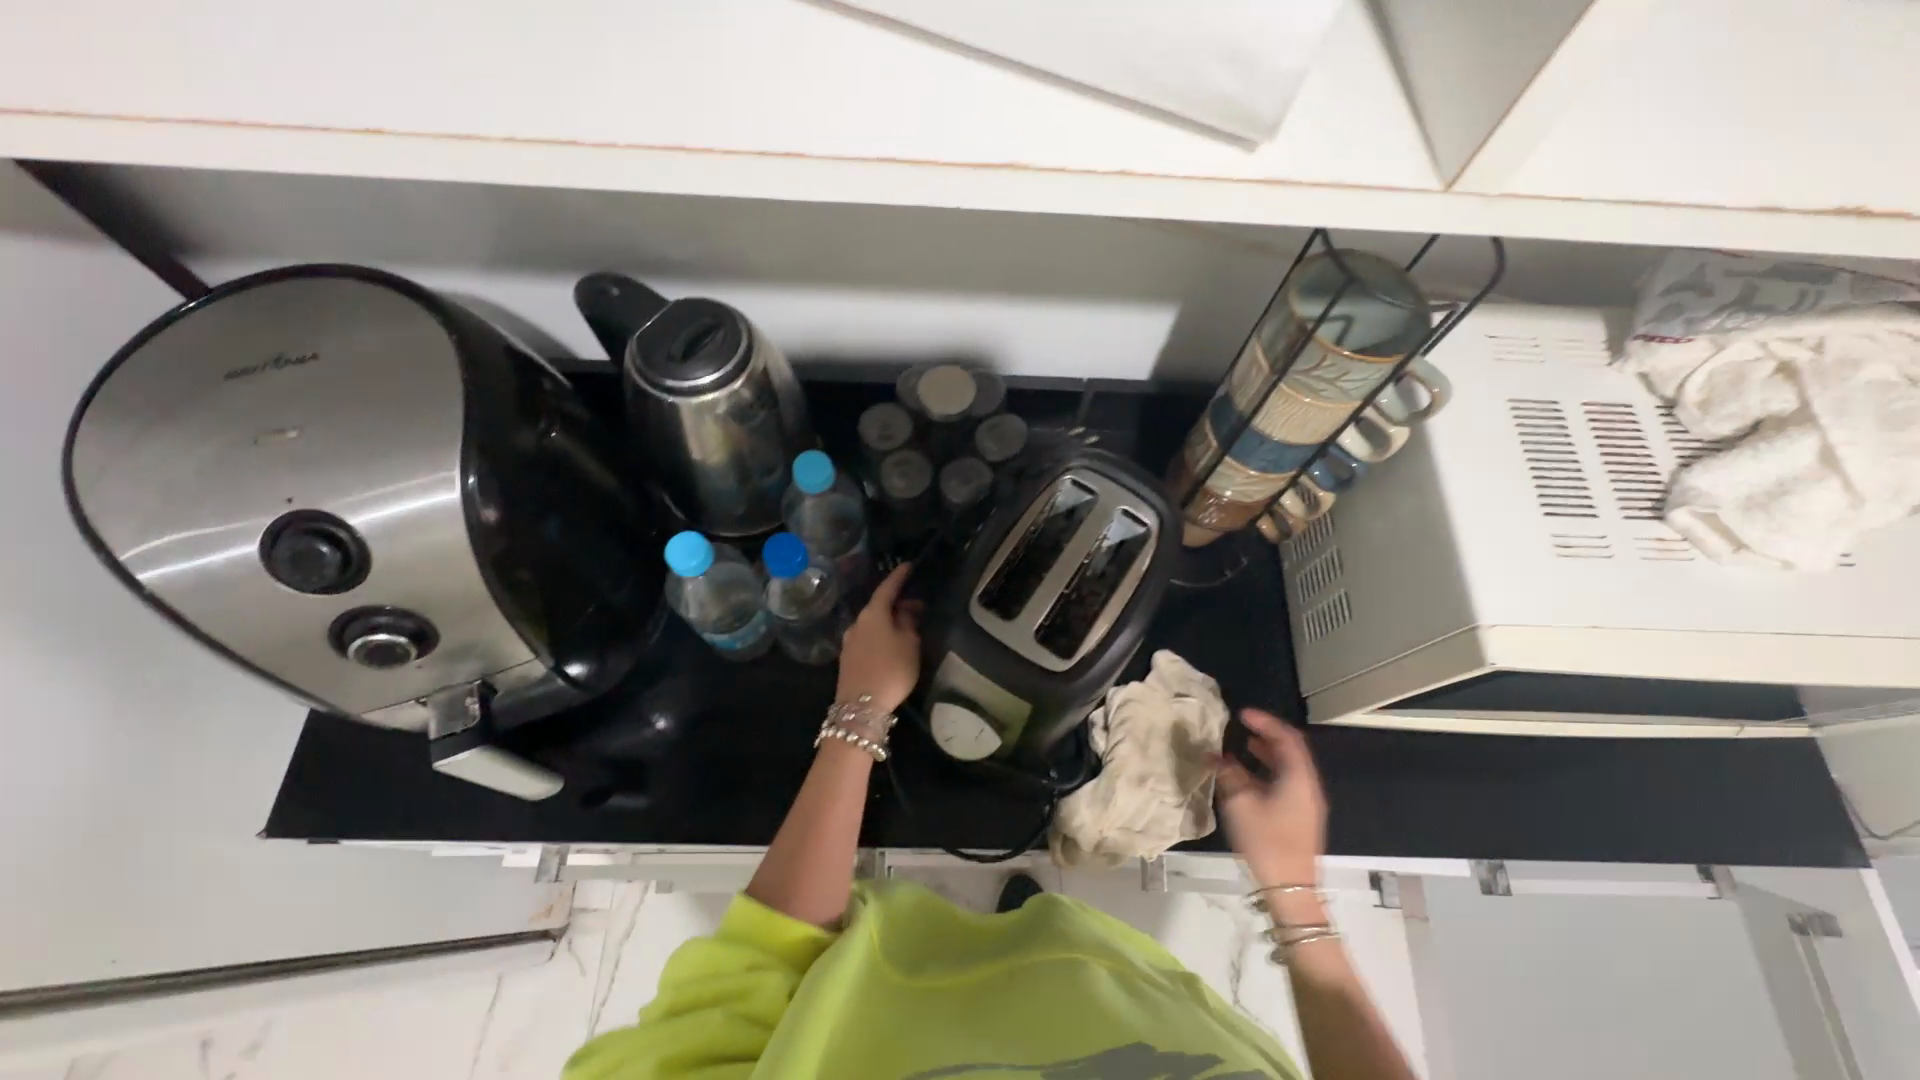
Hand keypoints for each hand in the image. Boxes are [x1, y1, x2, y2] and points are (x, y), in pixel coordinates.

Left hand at [836, 564, 922, 713]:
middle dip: (897, 604)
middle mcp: (857, 623)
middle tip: (917, 606)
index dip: (898, 576)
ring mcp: (849, 641)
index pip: (887, 588)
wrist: (860, 707)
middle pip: (879, 606)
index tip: (908, 565)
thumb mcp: (909, 644)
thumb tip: (905, 609)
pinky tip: (890, 644)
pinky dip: (880, 635)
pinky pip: (867, 638)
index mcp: (873, 614)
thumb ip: (908, 623)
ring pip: (872, 623)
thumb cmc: (891, 670)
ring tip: (906, 627)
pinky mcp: (848, 658)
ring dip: (888, 621)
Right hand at [1216, 709, 1326, 889]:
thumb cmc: (1267, 842)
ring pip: (1287, 769)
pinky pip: (1285, 784)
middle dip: (1266, 737)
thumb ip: (1229, 775)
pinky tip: (1245, 779)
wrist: (1291, 889)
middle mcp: (1307, 786)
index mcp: (1298, 777)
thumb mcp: (1241, 804)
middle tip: (1242, 728)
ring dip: (1266, 755)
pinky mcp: (1299, 818)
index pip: (1286, 737)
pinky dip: (1266, 773)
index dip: (1265, 722)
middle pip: (1290, 751)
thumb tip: (1216, 756)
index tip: (1242, 714)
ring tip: (1241, 748)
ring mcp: (1306, 804)